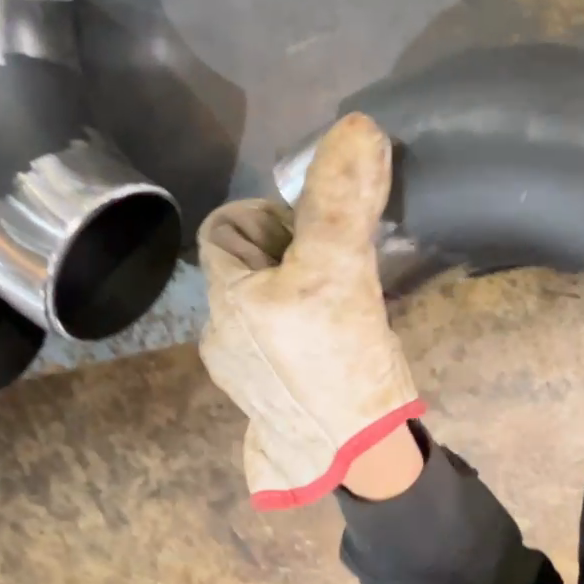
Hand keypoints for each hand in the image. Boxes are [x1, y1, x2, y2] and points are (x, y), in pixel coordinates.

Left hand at [198, 114, 424, 508]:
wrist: (362, 457)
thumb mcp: (339, 269)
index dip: (271, 217)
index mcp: (226, 301)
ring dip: (301, 295)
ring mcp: (245, 378)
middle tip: (338, 272)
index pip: (226, 227)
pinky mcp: (274, 405)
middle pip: (249, 266)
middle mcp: (221, 338)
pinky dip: (307, 336)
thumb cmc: (338, 360)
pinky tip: (340, 351)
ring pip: (267, 306)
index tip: (316, 235)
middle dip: (291, 255)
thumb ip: (342, 200)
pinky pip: (282, 348)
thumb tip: (358, 126)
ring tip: (344, 312)